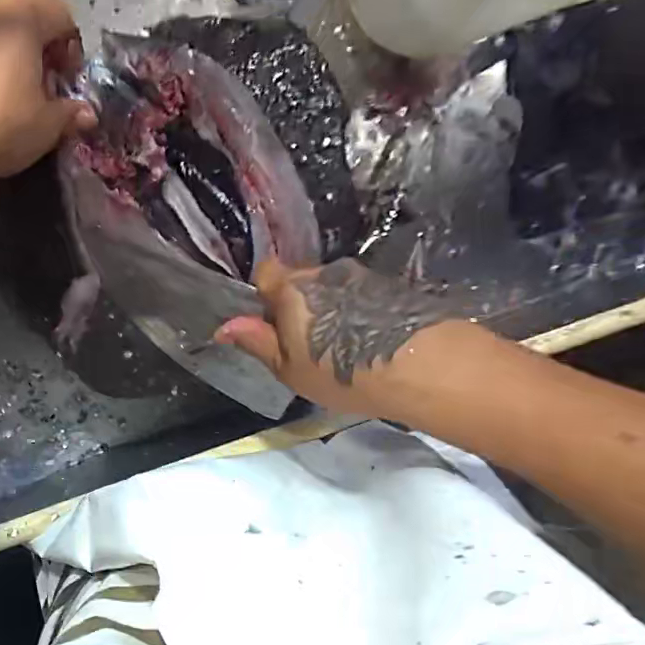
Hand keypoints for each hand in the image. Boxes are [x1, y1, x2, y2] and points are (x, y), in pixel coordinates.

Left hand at [0, 0, 96, 180]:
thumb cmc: (6, 122)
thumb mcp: (49, 124)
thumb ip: (71, 113)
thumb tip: (86, 114)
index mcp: (22, 16)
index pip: (61, 15)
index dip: (73, 49)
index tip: (71, 81)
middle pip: (28, 17)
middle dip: (44, 50)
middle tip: (49, 88)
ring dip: (16, 58)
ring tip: (21, 97)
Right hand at [214, 257, 463, 418]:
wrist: (421, 365)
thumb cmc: (342, 371)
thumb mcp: (290, 369)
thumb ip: (258, 343)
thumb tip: (223, 327)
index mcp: (292, 289)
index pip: (265, 272)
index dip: (263, 296)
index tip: (272, 326)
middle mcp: (324, 273)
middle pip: (300, 281)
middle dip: (299, 305)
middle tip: (308, 346)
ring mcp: (360, 276)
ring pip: (332, 289)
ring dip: (331, 310)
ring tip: (344, 348)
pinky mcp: (390, 286)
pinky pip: (360, 296)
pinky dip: (358, 313)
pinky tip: (369, 342)